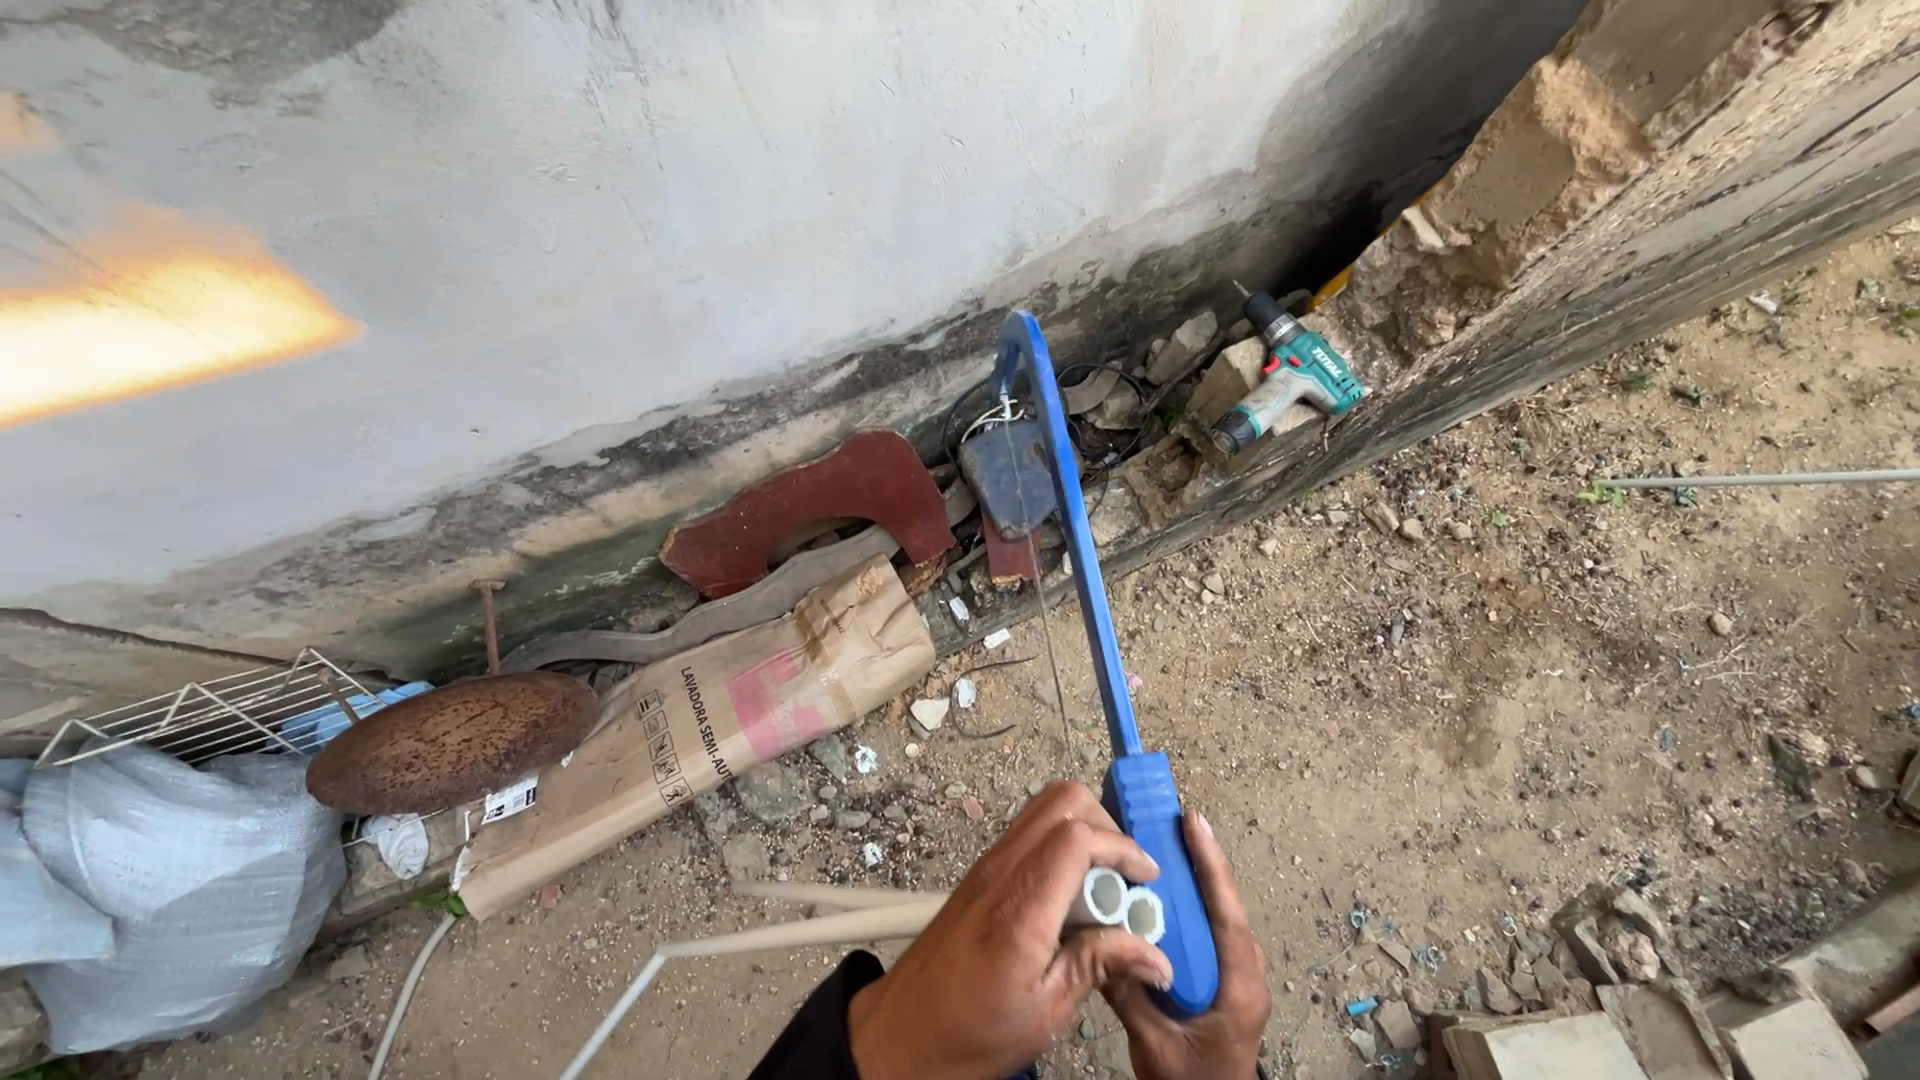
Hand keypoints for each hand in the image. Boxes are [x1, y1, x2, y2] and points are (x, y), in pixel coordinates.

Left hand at [847, 781, 1174, 1079]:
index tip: (1146, 877)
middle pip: (1062, 801)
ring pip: (1044, 809)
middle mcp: (1001, 871)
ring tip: (1102, 888)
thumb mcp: (1045, 1012)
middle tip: (1125, 877)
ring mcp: (987, 866)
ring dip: (1083, 832)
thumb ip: (1098, 967)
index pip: (1076, 837)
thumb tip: (1152, 955)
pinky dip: (1060, 845)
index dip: (1121, 848)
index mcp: (1020, 907)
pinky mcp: (981, 873)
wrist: (902, 1033)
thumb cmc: (965, 1032)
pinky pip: (1029, 833)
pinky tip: (1071, 895)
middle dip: (1106, 827)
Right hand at [1104, 811, 1271, 1079]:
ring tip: (1160, 840)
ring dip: (1191, 875)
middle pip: (1223, 903)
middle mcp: (1245, 972)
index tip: (1193, 824)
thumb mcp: (1157, 1047)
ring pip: (1215, 913)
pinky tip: (1157, 888)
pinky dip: (1186, 899)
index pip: (1228, 916)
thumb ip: (1130, 997)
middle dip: (1197, 858)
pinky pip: (1206, 927)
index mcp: (1239, 989)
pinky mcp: (1222, 975)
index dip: (1211, 866)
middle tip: (1167, 818)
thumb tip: (1098, 944)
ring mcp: (1236, 973)